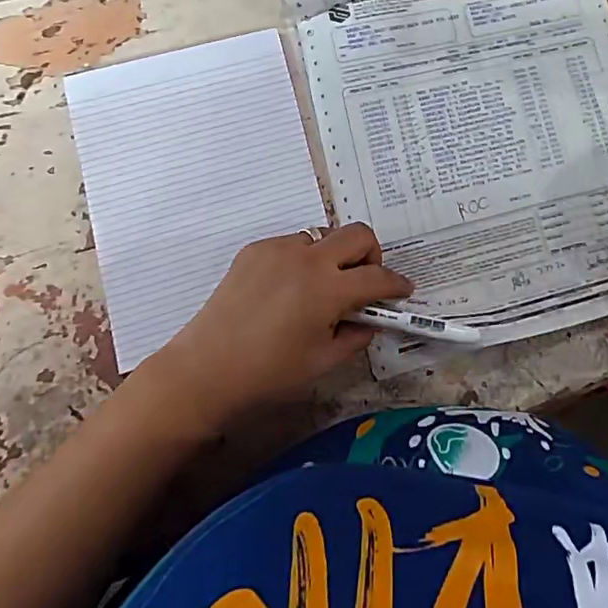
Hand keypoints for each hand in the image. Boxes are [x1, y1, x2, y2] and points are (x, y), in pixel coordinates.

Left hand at [143, 224, 411, 433]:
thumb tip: (370, 320)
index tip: (402, 290)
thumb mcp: (322, 361)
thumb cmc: (268, 373)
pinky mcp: (256, 249)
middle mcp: (307, 259)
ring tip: (320, 289)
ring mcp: (279, 249)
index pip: (378, 277)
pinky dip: (301, 261)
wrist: (204, 370)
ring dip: (333, 257)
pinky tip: (288, 291)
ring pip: (323, 237)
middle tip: (364, 281)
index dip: (396, 284)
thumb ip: (355, 335)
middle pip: (358, 234)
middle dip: (371, 254)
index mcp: (328, 289)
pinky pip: (292, 245)